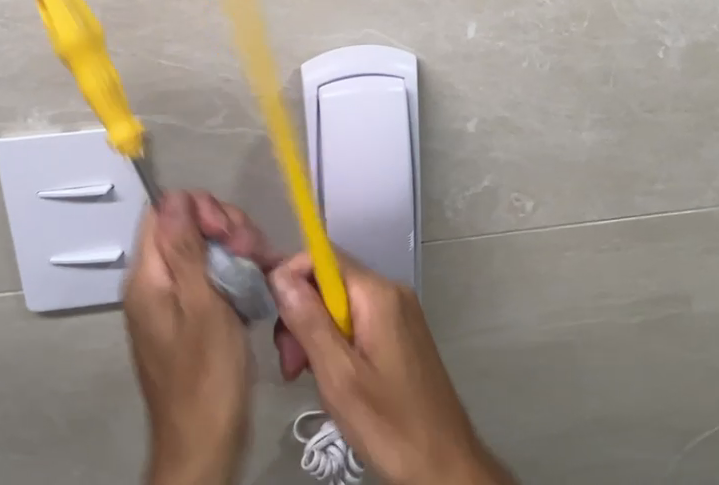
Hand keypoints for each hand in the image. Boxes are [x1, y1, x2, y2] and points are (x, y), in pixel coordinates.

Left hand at [124, 191, 270, 484]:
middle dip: (225, 228)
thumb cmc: (207, 376)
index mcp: (149, 278)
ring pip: (205, 249)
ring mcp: (173, 301)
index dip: (201, 210)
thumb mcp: (203, 306)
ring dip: (237, 249)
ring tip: (263, 269)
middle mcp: (155, 283)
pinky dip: (237, 273)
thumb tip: (175, 197)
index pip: (165, 212)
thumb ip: (187, 250)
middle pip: (187, 226)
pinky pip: (212, 276)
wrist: (204, 442)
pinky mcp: (192, 316)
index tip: (231, 233)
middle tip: (253, 252)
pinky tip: (260, 284)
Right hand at [270, 255, 514, 484]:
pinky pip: (356, 321)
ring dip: (315, 334)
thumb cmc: (389, 423)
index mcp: (378, 294)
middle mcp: (391, 291)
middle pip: (329, 281)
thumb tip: (279, 274)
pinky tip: (332, 378)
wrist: (444, 462)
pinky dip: (335, 343)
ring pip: (339, 304)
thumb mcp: (339, 376)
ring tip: (307, 378)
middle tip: (292, 367)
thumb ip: (309, 322)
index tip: (274, 325)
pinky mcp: (400, 334)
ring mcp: (398, 312)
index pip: (322, 257)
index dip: (289, 279)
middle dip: (301, 315)